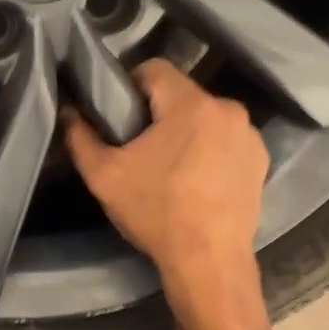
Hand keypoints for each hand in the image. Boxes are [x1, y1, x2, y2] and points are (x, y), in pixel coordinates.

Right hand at [65, 60, 267, 282]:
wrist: (208, 260)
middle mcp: (227, 110)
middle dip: (157, 113)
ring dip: (184, 133)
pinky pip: (225, 141)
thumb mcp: (104, 176)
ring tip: (166, 169)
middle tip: (136, 147)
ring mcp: (249, 135)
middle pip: (181, 95)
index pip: (154, 69)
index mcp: (191, 105)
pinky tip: (194, 182)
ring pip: (204, 119)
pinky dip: (209, 152)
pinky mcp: (260, 160)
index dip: (128, 84)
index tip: (116, 114)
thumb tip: (68, 112)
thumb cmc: (156, 212)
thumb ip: (81, 137)